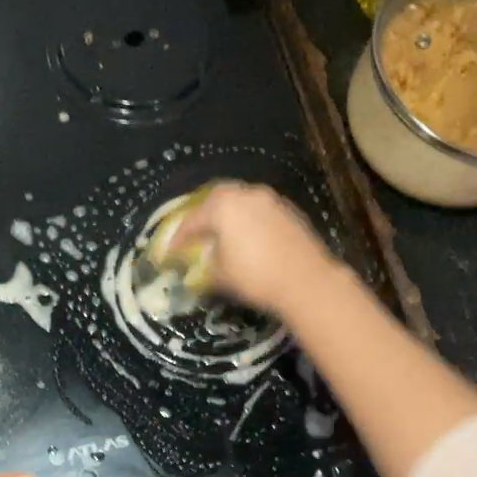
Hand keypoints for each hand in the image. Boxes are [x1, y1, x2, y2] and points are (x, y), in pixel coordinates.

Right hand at [167, 181, 345, 316]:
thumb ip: (204, 264)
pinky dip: (247, 220)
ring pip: (240, 201)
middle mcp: (246, 195)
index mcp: (223, 207)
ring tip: (221, 235)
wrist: (305, 281)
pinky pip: (258, 210)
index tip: (170, 252)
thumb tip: (202, 261)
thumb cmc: (255, 277)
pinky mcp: (288, 211)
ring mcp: (270, 200)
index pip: (192, 220)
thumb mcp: (220, 275)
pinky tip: (246, 238)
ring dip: (227, 215)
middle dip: (203, 215)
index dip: (179, 237)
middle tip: (195, 233)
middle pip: (217, 199)